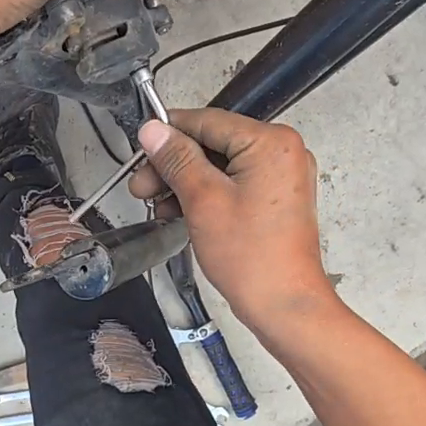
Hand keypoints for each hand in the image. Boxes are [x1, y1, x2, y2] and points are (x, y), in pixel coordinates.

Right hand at [129, 110, 339, 332]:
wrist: (282, 304)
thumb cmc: (254, 259)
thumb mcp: (202, 200)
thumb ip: (176, 159)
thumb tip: (154, 132)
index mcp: (272, 143)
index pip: (208, 121)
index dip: (168, 134)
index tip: (142, 147)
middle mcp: (283, 154)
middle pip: (214, 144)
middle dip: (174, 166)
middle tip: (143, 184)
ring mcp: (282, 179)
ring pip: (222, 167)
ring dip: (187, 183)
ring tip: (159, 205)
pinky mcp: (276, 202)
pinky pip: (235, 186)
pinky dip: (208, 196)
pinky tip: (182, 212)